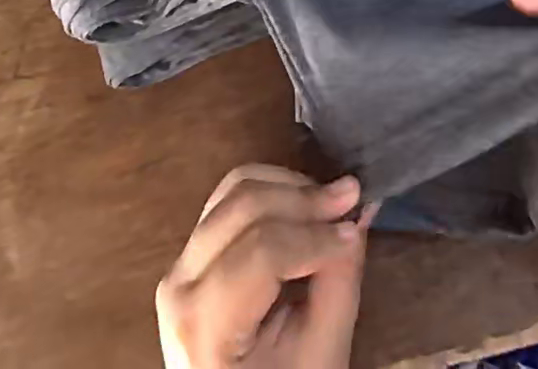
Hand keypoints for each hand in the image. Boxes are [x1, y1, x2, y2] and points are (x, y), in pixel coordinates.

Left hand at [157, 165, 370, 367]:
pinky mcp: (193, 246)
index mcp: (203, 326)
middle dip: (304, 196)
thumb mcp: (319, 356)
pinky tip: (303, 202)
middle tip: (350, 195)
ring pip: (236, 187)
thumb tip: (357, 215)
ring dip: (290, 185)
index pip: (262, 252)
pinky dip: (273, 186)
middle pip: (245, 206)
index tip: (353, 225)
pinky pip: (230, 193)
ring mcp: (181, 259)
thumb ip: (339, 284)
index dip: (313, 233)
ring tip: (329, 202)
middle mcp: (180, 282)